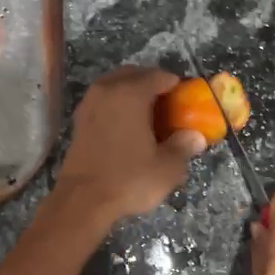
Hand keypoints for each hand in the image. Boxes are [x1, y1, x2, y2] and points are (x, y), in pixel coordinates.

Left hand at [51, 67, 207, 226]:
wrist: (82, 199)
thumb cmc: (128, 179)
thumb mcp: (167, 167)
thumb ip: (183, 146)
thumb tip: (196, 136)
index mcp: (130, 93)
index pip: (159, 76)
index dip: (176, 85)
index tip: (187, 100)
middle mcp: (107, 89)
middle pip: (135, 75)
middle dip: (153, 85)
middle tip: (169, 106)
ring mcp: (90, 103)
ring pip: (116, 86)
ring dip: (133, 94)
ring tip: (150, 116)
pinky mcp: (79, 119)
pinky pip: (104, 100)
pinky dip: (117, 105)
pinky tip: (129, 127)